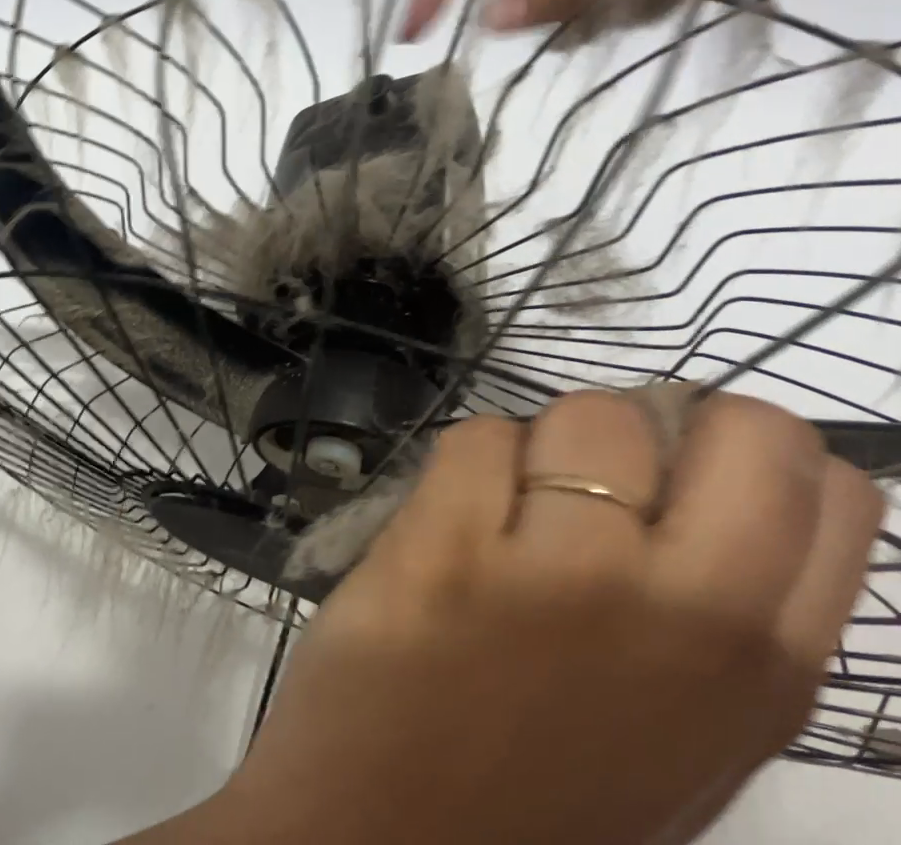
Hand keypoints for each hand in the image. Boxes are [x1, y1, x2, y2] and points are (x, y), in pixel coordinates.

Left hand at [126, 391, 882, 844]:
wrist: (391, 844)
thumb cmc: (535, 802)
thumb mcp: (681, 734)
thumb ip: (712, 621)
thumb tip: (694, 498)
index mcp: (767, 665)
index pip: (828, 492)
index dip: (744, 459)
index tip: (682, 473)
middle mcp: (684, 605)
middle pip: (731, 424)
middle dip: (662, 426)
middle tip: (590, 476)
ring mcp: (556, 570)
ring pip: (584, 417)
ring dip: (541, 445)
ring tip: (502, 505)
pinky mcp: (439, 549)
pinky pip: (471, 439)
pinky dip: (459, 461)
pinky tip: (440, 519)